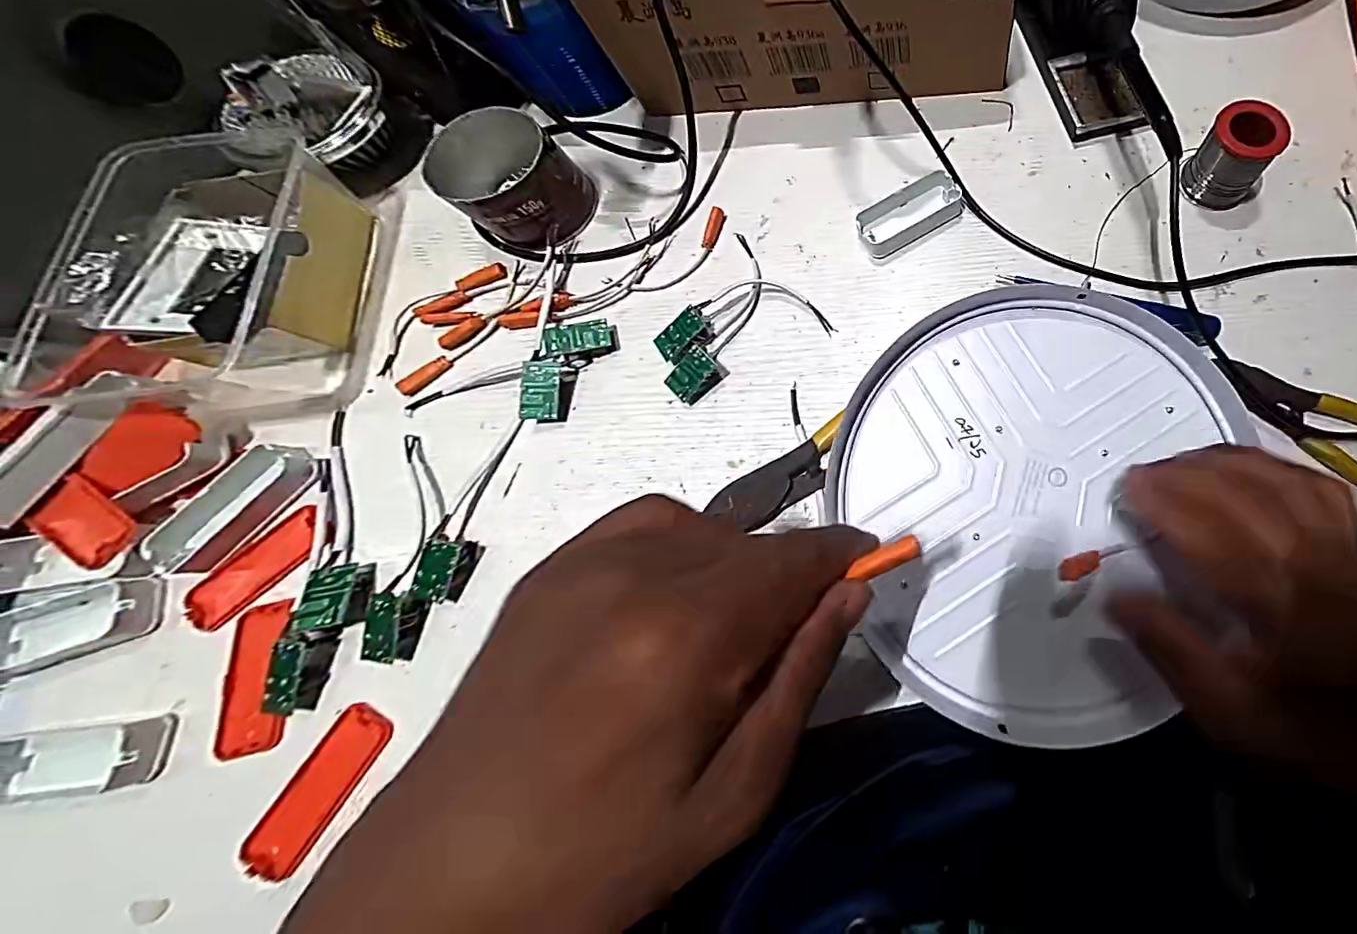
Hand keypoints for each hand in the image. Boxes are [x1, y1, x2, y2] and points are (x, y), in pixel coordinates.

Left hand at [286, 497, 874, 932]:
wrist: (444, 880)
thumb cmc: (607, 853)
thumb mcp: (737, 792)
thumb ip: (803, 676)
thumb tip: (851, 593)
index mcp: (689, 637)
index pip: (796, 559)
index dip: (843, 555)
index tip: (868, 563)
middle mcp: (638, 577)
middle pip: (756, 543)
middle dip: (794, 574)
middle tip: (789, 633)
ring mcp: (586, 564)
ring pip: (709, 527)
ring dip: (740, 562)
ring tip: (725, 624)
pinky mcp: (552, 568)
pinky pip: (650, 520)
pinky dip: (685, 542)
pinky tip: (673, 594)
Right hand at [1108, 445, 1356, 846]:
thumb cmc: (1304, 740)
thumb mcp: (1224, 712)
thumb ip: (1169, 648)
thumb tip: (1116, 596)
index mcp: (1282, 606)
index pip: (1214, 531)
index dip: (1166, 501)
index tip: (1128, 489)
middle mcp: (1317, 564)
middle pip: (1246, 493)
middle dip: (1185, 473)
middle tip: (1143, 474)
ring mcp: (1342, 552)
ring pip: (1282, 480)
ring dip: (1225, 462)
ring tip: (1181, 463)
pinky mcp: (1355, 551)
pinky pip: (1316, 486)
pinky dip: (1274, 466)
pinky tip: (1246, 467)